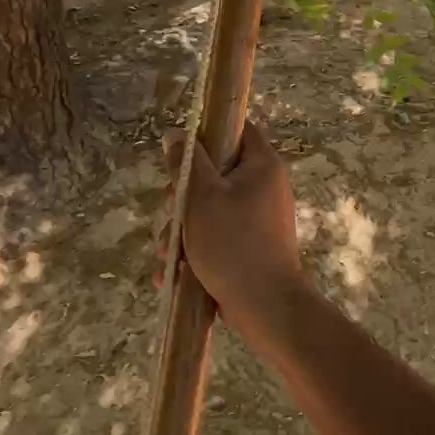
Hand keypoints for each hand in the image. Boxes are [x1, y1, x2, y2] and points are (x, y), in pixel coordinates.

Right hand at [162, 120, 302, 323]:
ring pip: (209, 209)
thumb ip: (186, 163)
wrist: (264, 304)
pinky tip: (173, 273)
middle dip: (183, 197)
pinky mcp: (250, 244)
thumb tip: (176, 134)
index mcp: (262, 165)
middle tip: (171, 213)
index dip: (207, 135)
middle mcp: (265, 185)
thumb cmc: (233, 242)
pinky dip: (195, 250)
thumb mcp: (202, 197)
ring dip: (182, 230)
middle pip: (215, 173)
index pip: (237, 130)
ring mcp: (259, 217)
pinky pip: (217, 235)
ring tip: (168, 254)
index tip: (181, 154)